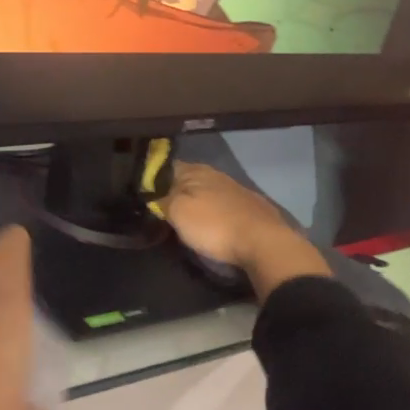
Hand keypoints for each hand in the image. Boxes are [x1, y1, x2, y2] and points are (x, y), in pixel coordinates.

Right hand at [165, 161, 330, 297]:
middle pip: (188, 179)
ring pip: (208, 191)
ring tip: (188, 217)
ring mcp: (236, 190)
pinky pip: (224, 205)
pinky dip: (216, 211)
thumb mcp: (178, 212)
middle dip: (176, 190)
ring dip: (198, 201)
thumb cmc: (214, 225)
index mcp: (195, 171)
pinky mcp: (251, 207)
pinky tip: (214, 223)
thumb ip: (162, 199)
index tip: (145, 193)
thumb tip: (155, 196)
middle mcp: (215, 175)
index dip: (153, 178)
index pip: (167, 167)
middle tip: (164, 208)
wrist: (264, 243)